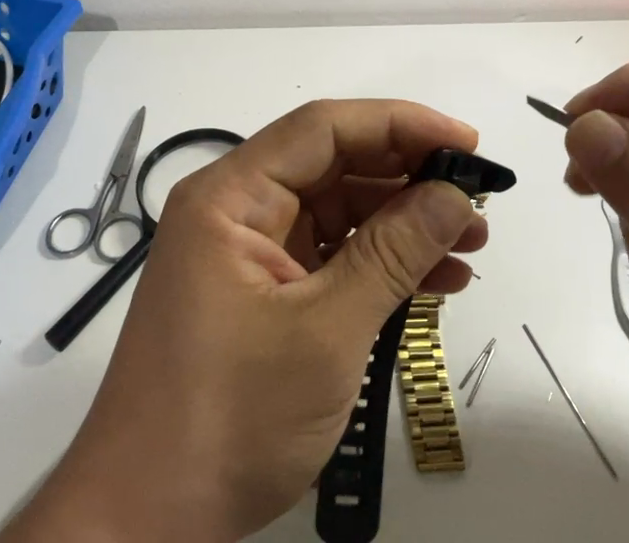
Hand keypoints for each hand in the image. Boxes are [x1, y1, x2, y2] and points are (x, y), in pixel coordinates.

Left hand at [0, 100, 487, 542]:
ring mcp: (247, 257)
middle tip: (479, 202)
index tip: (468, 145)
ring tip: (471, 247)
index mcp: (229, 197)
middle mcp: (235, 213)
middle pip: (332, 167)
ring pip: (336, 214)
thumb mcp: (325, 331)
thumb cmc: (230, 415)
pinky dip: (380, 267)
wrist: (150, 515)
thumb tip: (455, 193)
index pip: (322, 129)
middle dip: (409, 180)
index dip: (399, 125)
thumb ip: (393, 254)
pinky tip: (437, 284)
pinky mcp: (260, 297)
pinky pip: (329, 260)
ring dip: (403, 226)